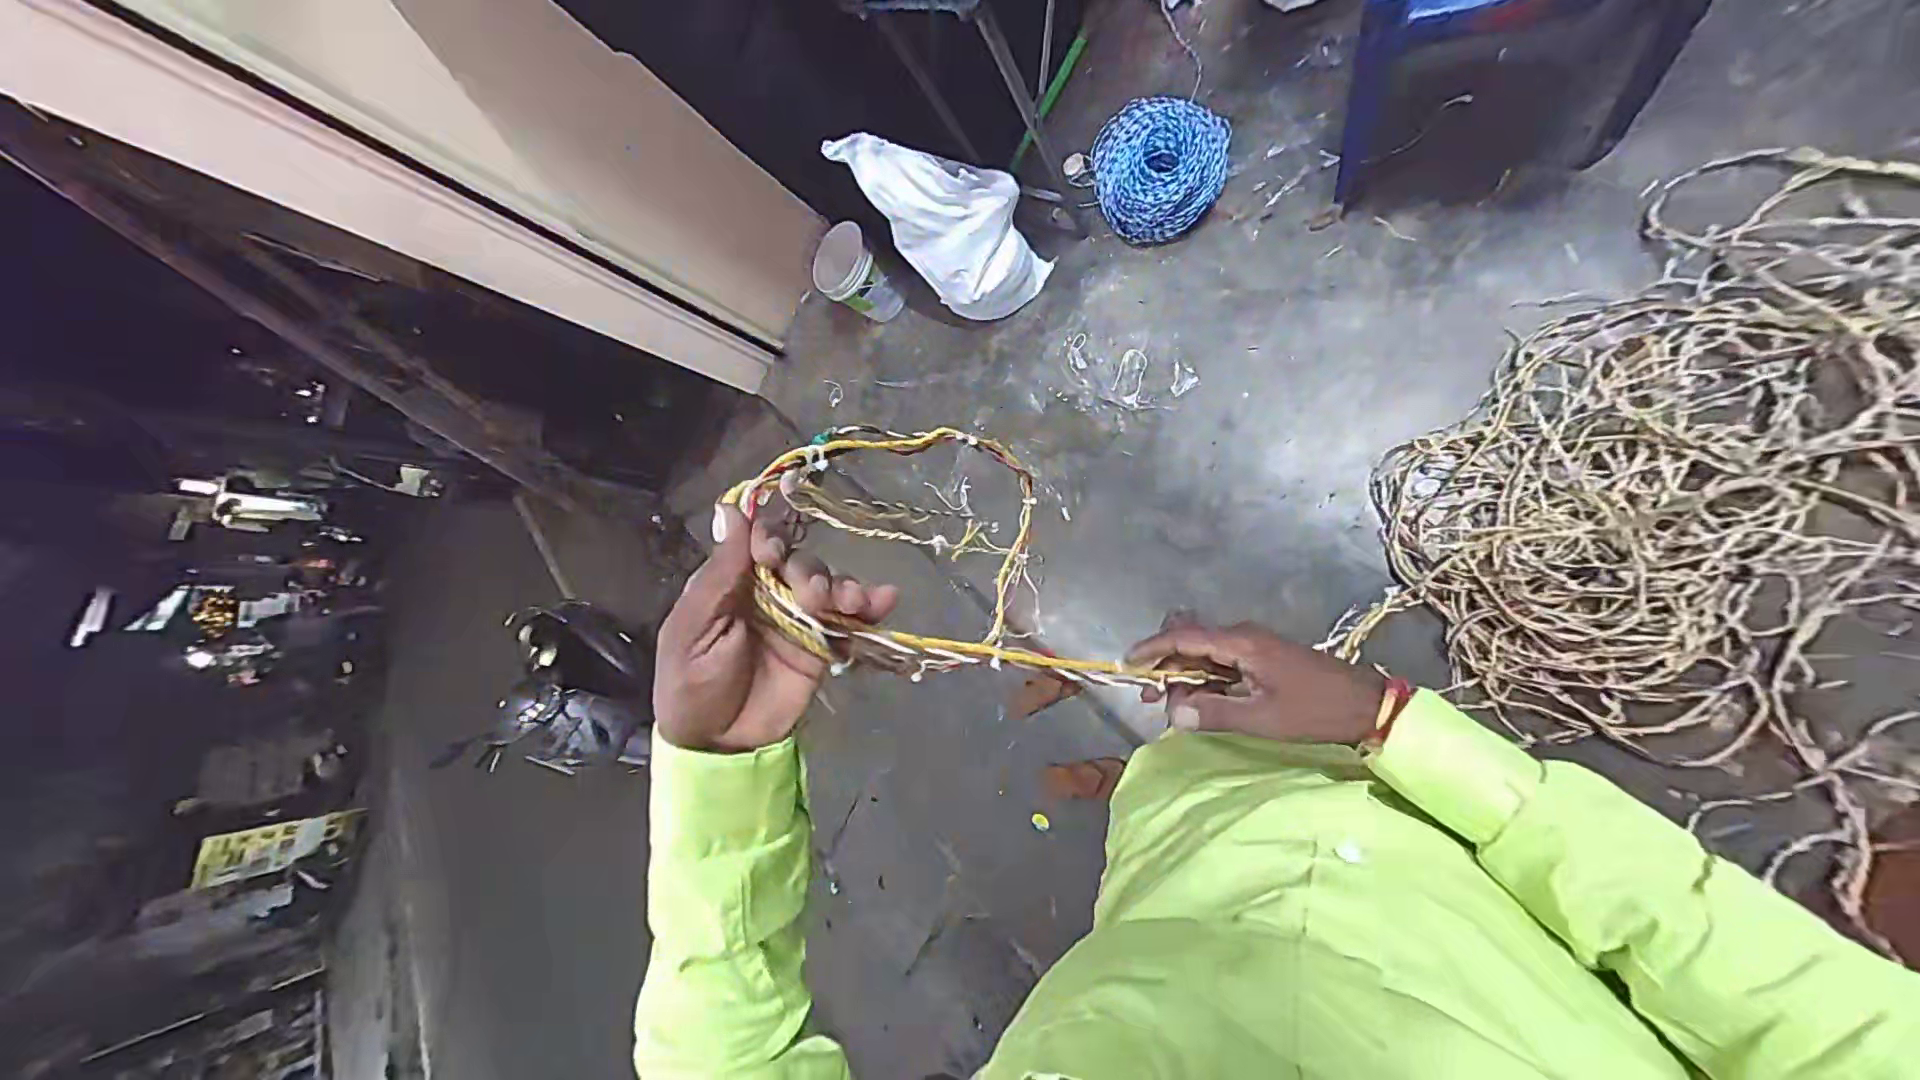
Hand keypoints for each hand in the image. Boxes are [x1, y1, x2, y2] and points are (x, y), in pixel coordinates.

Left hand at [653, 504, 899, 751]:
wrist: (720, 745)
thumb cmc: (692, 684)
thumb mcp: (693, 627)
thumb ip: (719, 572)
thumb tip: (730, 510)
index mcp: (733, 583)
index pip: (759, 542)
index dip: (771, 538)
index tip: (771, 553)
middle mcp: (769, 592)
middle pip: (801, 562)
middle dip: (809, 572)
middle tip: (811, 597)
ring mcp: (800, 618)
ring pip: (829, 585)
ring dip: (843, 586)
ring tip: (850, 602)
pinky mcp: (824, 645)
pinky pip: (849, 619)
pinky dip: (870, 607)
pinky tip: (884, 600)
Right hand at [1126, 621, 1384, 744]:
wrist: (1368, 705)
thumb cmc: (1315, 710)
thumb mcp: (1262, 718)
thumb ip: (1214, 713)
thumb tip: (1172, 714)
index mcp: (1240, 643)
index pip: (1183, 637)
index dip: (1151, 648)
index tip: (1128, 665)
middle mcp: (1241, 636)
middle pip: (1189, 644)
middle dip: (1165, 670)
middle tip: (1152, 701)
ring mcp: (1251, 646)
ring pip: (1203, 655)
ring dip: (1184, 679)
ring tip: (1176, 710)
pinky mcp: (1260, 657)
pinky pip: (1220, 664)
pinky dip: (1204, 681)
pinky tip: (1200, 703)